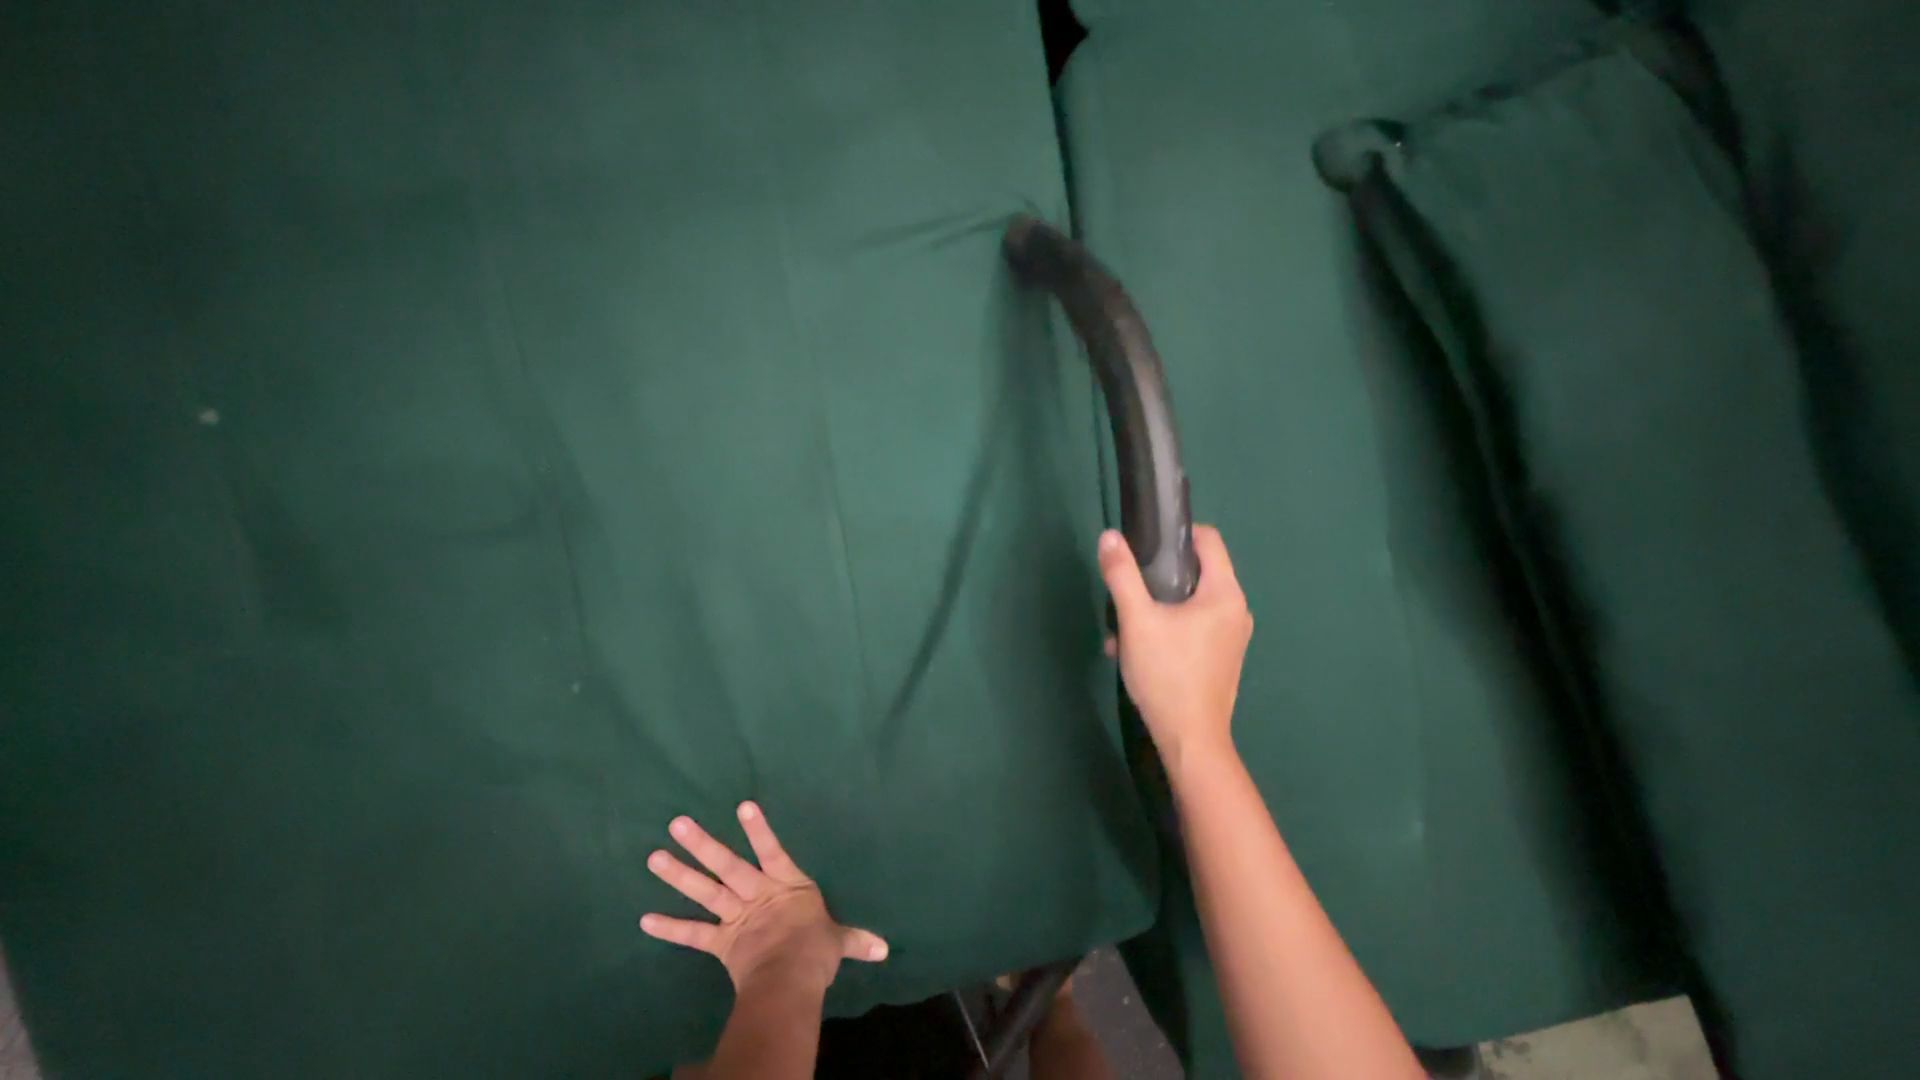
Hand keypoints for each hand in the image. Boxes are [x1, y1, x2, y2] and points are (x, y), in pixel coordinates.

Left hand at [640, 802, 887, 991]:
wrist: (790, 981)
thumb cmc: (816, 952)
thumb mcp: (839, 941)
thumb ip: (856, 939)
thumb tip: (885, 948)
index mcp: (787, 885)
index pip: (772, 850)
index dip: (759, 829)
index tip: (743, 805)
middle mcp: (757, 894)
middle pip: (727, 865)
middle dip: (702, 844)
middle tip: (677, 823)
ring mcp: (735, 916)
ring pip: (705, 891)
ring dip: (679, 874)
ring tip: (654, 857)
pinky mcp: (720, 942)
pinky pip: (692, 934)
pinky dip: (669, 927)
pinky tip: (644, 919)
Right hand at [1099, 526, 1252, 769]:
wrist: (1190, 739)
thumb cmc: (1167, 674)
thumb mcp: (1136, 621)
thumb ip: (1122, 575)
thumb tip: (1109, 537)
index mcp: (1225, 593)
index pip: (1209, 540)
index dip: (1176, 533)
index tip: (1144, 545)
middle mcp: (1237, 610)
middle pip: (1197, 572)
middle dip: (1156, 579)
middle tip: (1127, 592)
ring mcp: (1233, 637)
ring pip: (1191, 603)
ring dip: (1155, 609)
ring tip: (1124, 630)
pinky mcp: (1223, 658)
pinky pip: (1195, 627)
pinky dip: (1168, 629)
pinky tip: (1137, 651)